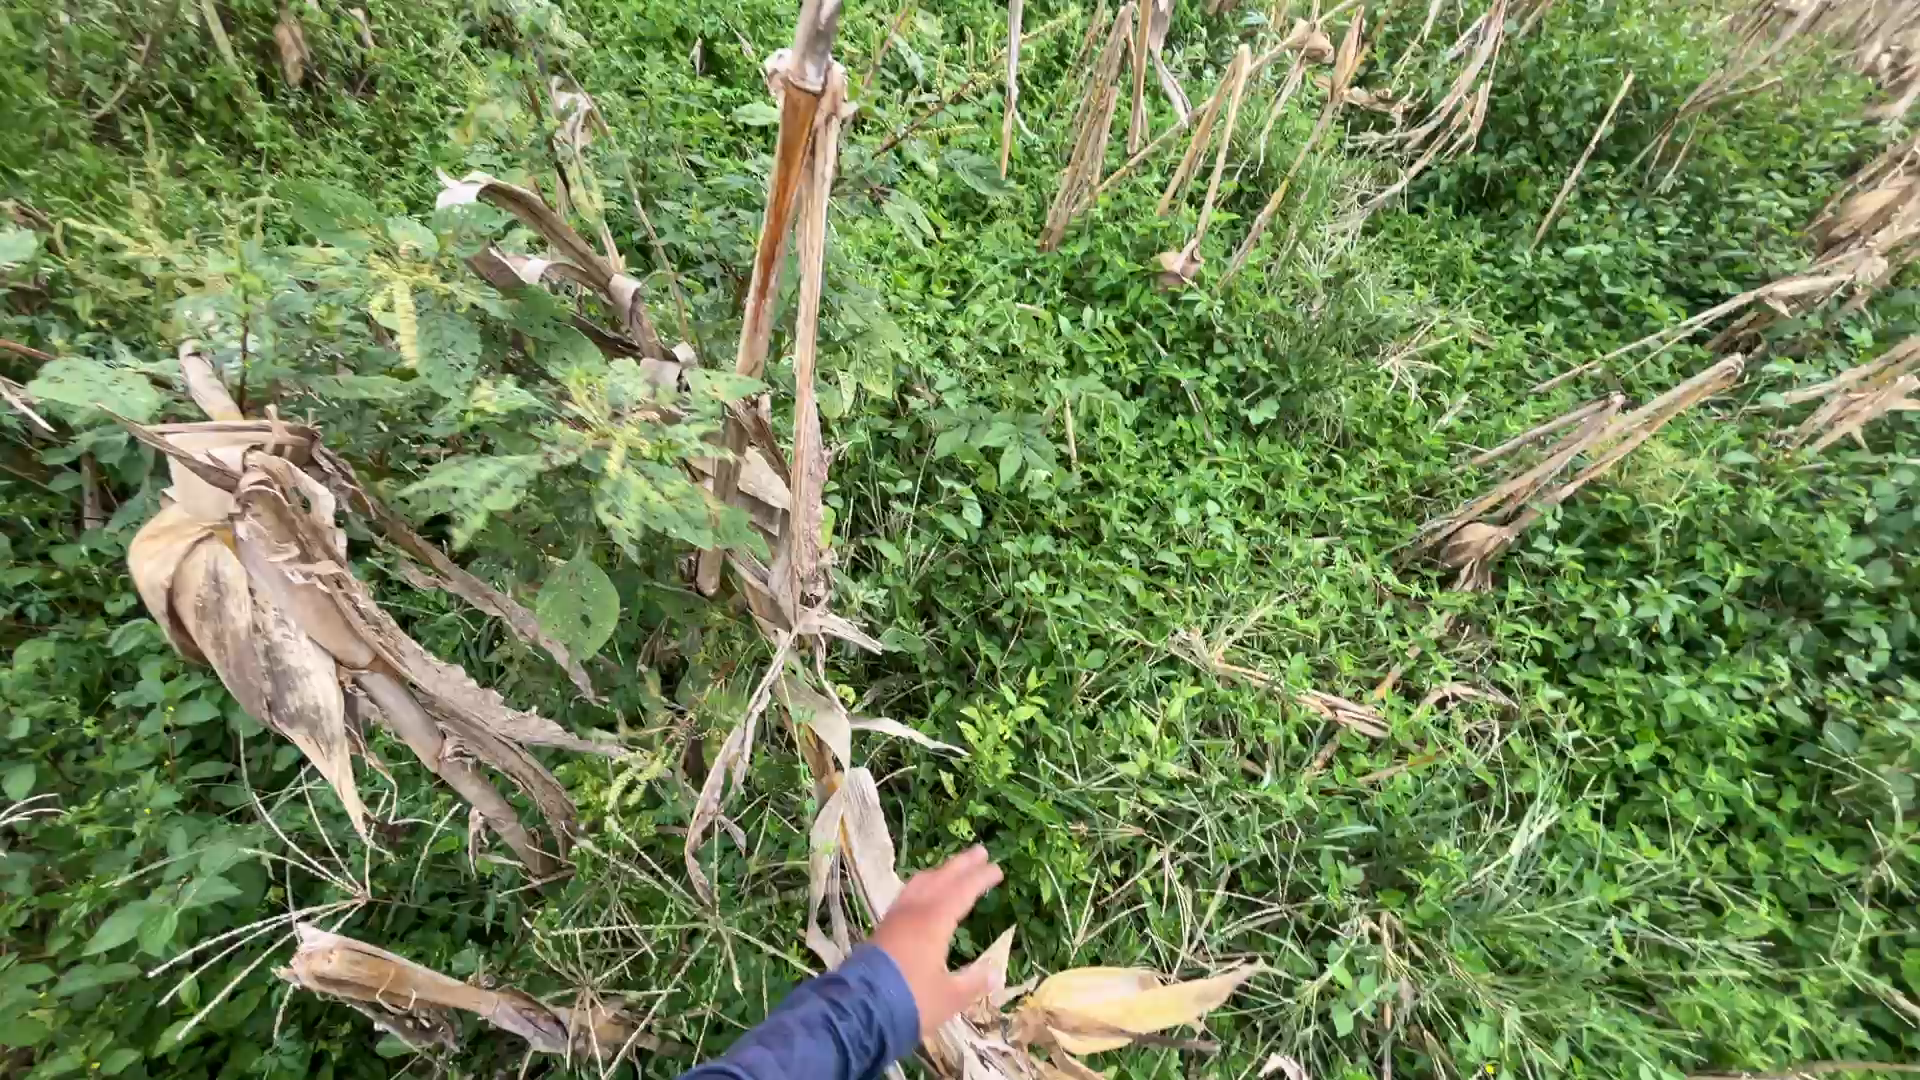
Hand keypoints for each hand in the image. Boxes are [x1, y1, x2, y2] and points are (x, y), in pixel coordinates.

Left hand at [870, 845, 1003, 1038]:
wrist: (860, 1010)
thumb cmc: (910, 1001)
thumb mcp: (948, 998)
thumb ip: (972, 983)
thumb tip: (995, 972)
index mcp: (935, 920)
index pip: (963, 891)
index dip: (981, 878)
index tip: (997, 868)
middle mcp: (915, 910)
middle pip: (942, 878)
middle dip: (962, 864)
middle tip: (980, 851)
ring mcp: (896, 916)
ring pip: (922, 882)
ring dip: (941, 871)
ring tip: (952, 867)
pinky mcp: (884, 926)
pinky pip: (908, 893)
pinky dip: (923, 883)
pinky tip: (921, 891)